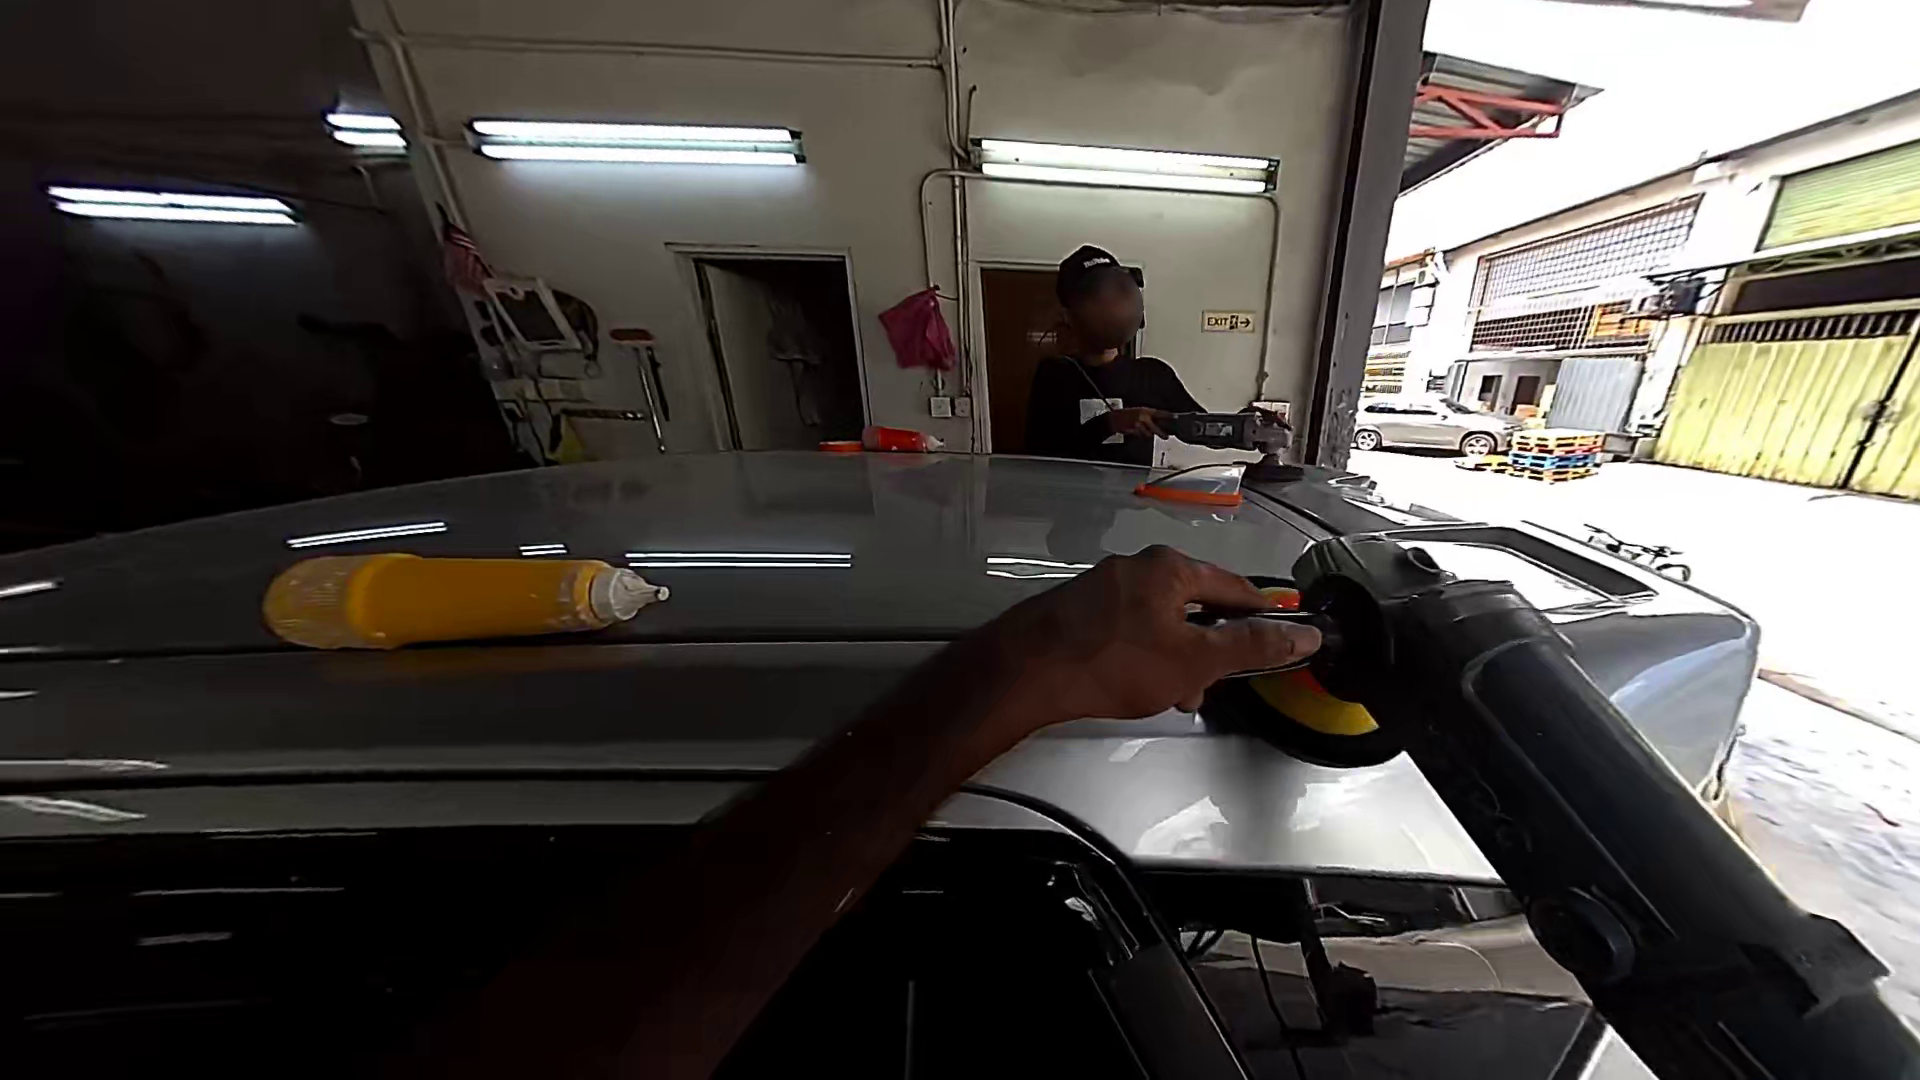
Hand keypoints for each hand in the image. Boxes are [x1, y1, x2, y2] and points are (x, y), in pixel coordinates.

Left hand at [984, 546, 1320, 729]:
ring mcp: (1102, 586)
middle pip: (1192, 606)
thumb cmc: (1115, 662)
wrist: (1029, 670)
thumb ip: (1251, 646)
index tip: (1278, 637)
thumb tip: (1302, 634)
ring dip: (1174, 659)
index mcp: (1168, 567)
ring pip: (1159, 622)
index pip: (1234, 587)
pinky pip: (1127, 628)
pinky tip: (1135, 686)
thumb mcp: (1194, 660)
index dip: (1260, 615)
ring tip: (1168, 697)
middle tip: (1206, 687)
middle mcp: (1134, 567)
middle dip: (1206, 651)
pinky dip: (1142, 655)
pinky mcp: (1080, 608)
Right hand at [1106, 407, 1170, 436]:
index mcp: (1146, 410)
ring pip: (1148, 433)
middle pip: (1156, 427)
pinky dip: (1140, 435)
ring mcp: (1139, 424)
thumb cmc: (1127, 415)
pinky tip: (1137, 431)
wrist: (1114, 418)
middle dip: (1161, 433)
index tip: (1176, 417)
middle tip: (1166, 436)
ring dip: (1147, 434)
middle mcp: (1144, 417)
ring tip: (1143, 430)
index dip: (1169, 415)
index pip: (1160, 413)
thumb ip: (1150, 417)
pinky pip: (1141, 436)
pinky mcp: (1134, 430)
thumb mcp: (1140, 412)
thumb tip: (1160, 422)